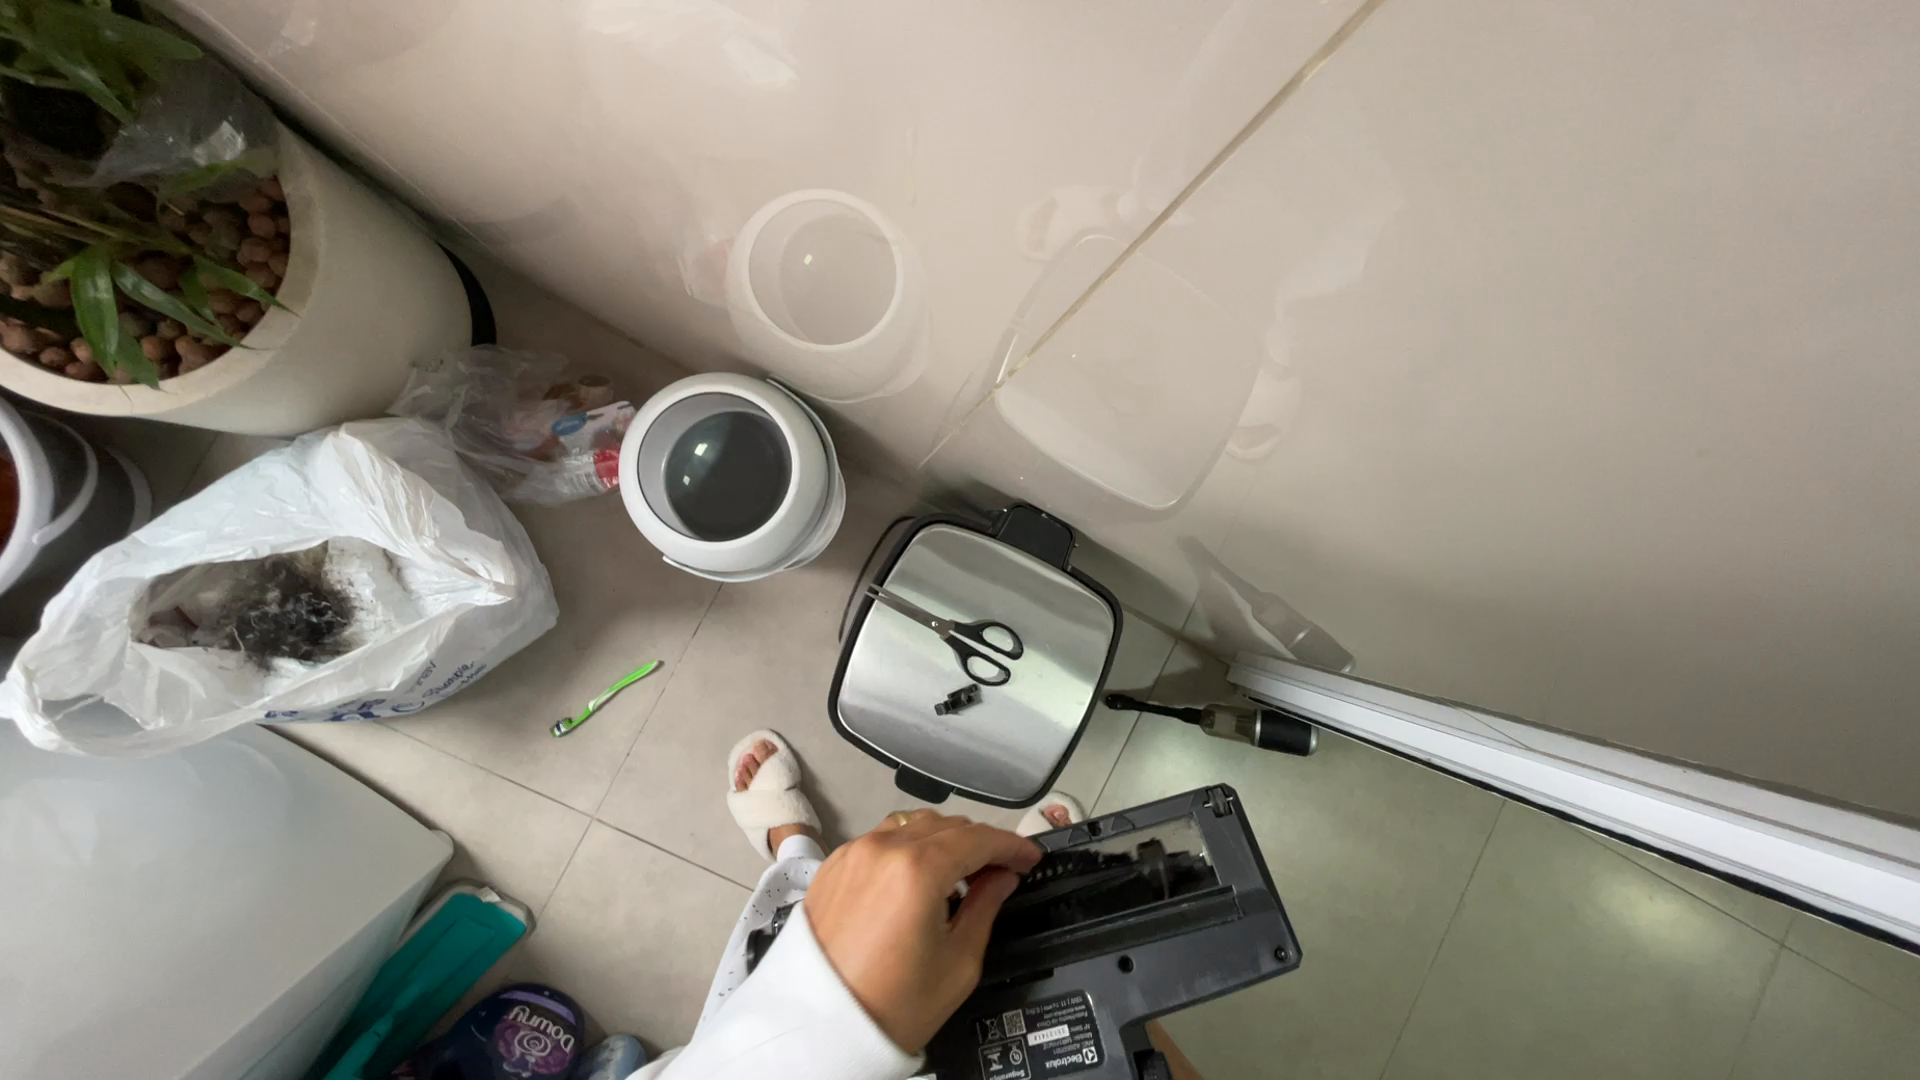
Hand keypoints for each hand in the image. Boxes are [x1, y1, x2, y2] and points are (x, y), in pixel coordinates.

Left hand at [805, 809, 1042, 1052]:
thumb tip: (1002, 878)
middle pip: (948, 824)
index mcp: (918, 869)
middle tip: (1002, 868)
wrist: (818, 1027)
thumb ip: (985, 907)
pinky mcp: (836, 862)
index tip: (1029, 857)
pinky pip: (884, 838)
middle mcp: (885, 848)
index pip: (979, 838)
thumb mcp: (957, 963)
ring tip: (961, 871)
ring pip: (914, 824)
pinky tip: (919, 876)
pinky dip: (909, 847)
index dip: (1011, 845)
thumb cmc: (888, 1006)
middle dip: (980, 842)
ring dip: (945, 839)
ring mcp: (856, 851)